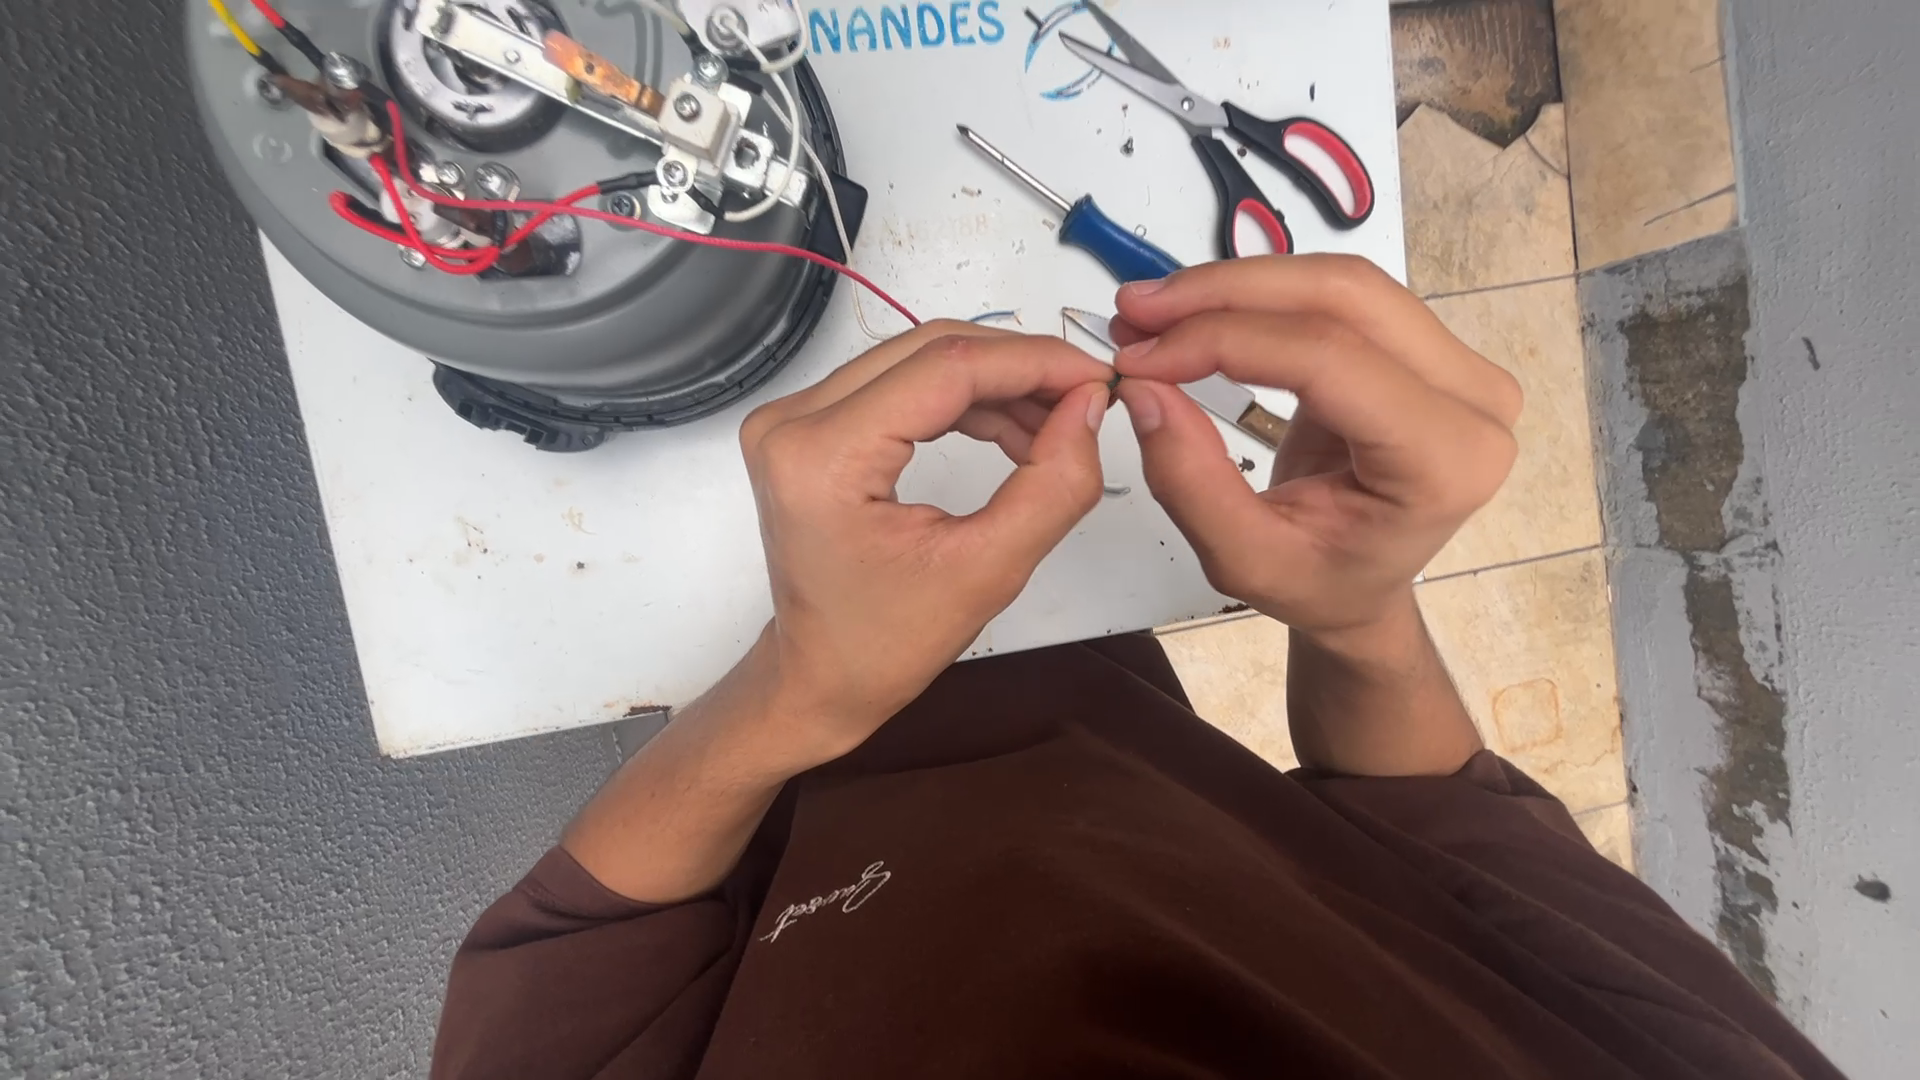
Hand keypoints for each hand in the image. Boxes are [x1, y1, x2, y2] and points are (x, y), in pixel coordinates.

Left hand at [738, 320, 1112, 764]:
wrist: (821, 674)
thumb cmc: (888, 642)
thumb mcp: (989, 571)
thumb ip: (1054, 484)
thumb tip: (1090, 404)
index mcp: (823, 458)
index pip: (946, 368)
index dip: (1034, 363)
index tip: (1097, 378)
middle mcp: (792, 421)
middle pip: (930, 351)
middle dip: (1019, 368)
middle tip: (1083, 398)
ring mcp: (792, 419)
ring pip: (918, 361)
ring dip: (994, 384)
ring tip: (1052, 425)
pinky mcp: (808, 427)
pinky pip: (899, 386)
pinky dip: (960, 401)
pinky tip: (1008, 429)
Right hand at [1111, 256, 1522, 640]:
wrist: (1362, 587)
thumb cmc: (1313, 585)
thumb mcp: (1239, 558)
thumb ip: (1190, 479)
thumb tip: (1142, 386)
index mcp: (1444, 460)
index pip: (1327, 359)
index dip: (1222, 341)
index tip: (1136, 357)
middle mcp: (1471, 397)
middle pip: (1342, 296)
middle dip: (1223, 292)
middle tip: (1136, 309)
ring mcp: (1455, 365)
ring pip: (1338, 284)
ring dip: (1233, 285)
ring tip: (1153, 311)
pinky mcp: (1424, 350)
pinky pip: (1335, 299)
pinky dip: (1255, 297)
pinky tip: (1197, 313)